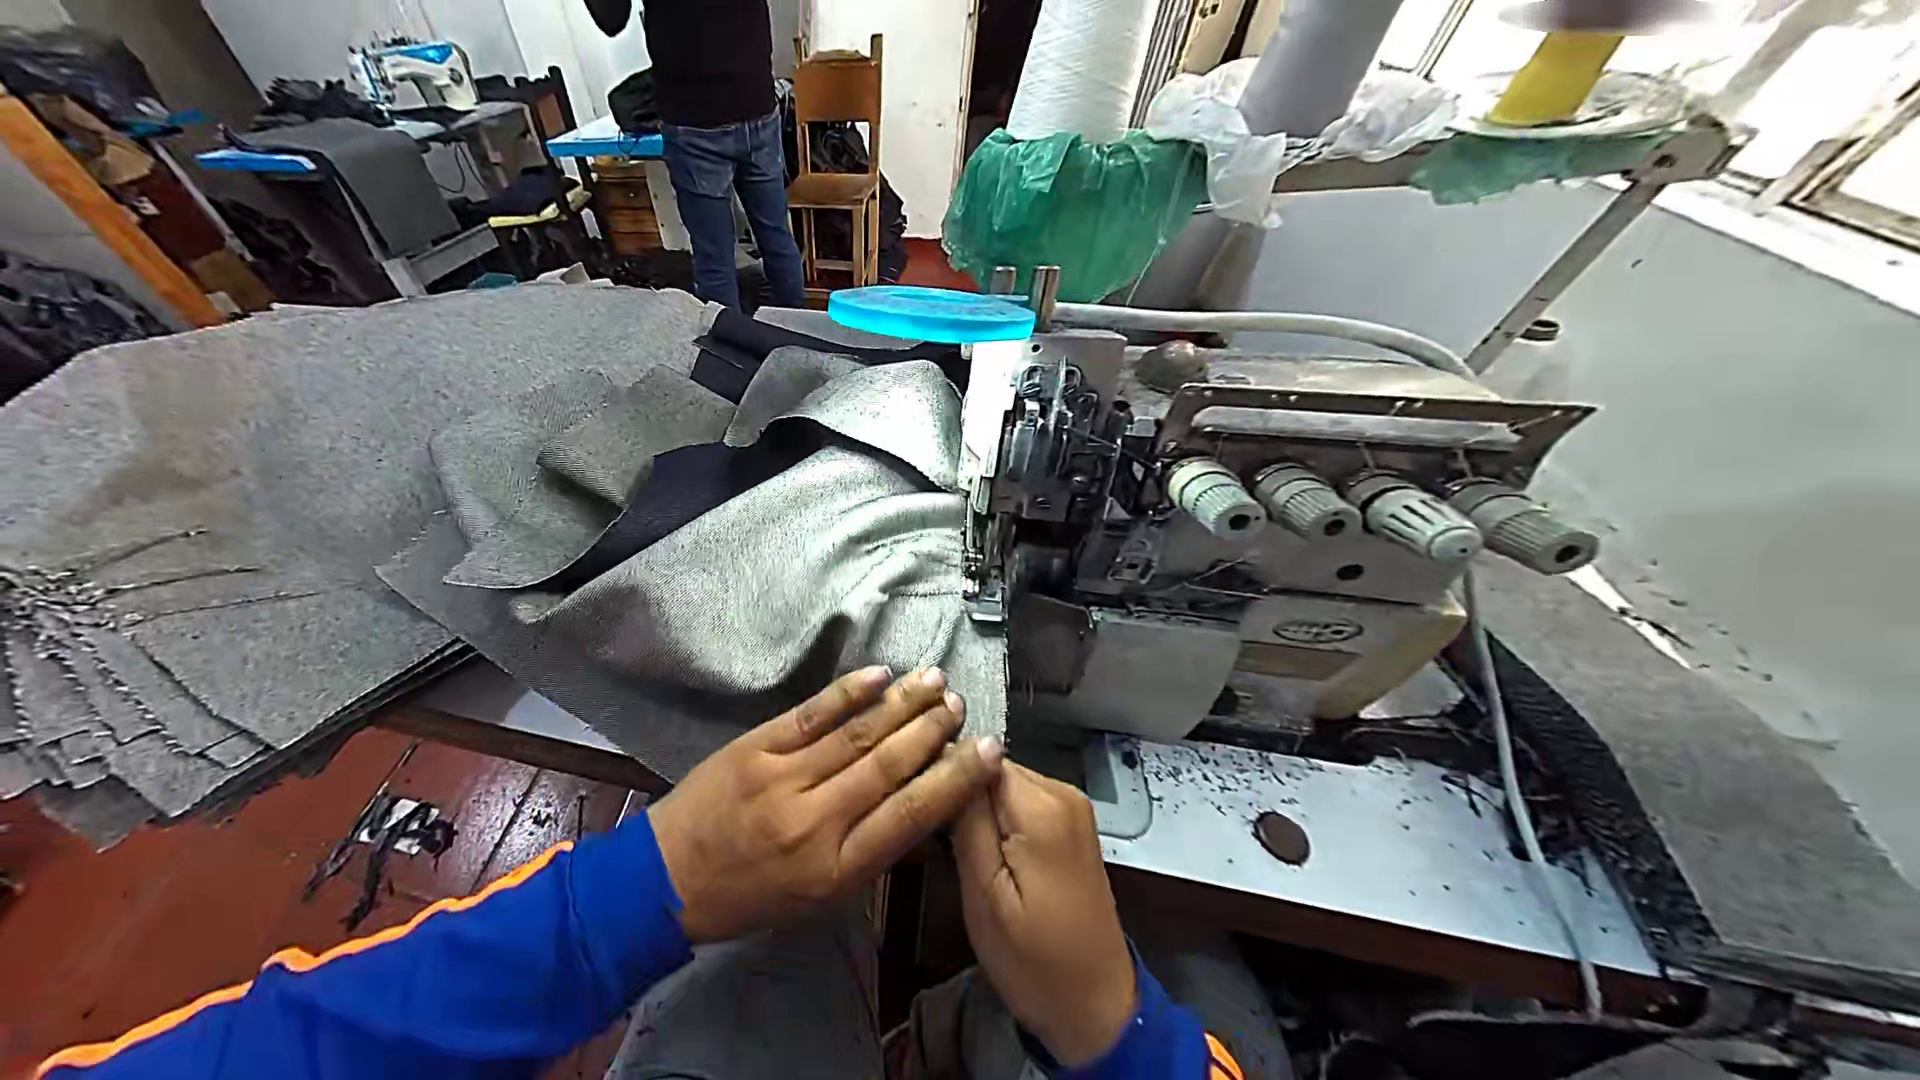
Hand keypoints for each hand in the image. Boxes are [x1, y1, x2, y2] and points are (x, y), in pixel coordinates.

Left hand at [648, 665, 1002, 943]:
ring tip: (935, 679)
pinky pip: (811, 715)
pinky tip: (880, 674)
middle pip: (888, 766)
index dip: (955, 779)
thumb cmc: (753, 895)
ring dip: (901, 703)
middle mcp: (814, 821)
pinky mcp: (755, 748)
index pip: (911, 816)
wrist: (666, 879)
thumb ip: (873, 850)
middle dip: (931, 730)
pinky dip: (849, 692)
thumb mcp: (821, 896)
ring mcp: (782, 778)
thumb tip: (925, 800)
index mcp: (836, 868)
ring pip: (856, 734)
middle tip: (960, 703)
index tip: (989, 750)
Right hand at [951, 762, 1136, 1066]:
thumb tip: (949, 762)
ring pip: (1005, 781)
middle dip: (965, 794)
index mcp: (1042, 806)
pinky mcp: (1073, 821)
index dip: (947, 775)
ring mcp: (1073, 805)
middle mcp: (1063, 792)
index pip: (979, 757)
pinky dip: (1003, 818)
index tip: (923, 805)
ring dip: (982, 808)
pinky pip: (1024, 799)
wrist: (1095, 1006)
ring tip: (966, 852)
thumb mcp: (984, 894)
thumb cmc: (1033, 960)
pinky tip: (993, 855)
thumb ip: (967, 821)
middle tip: (944, 840)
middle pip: (994, 766)